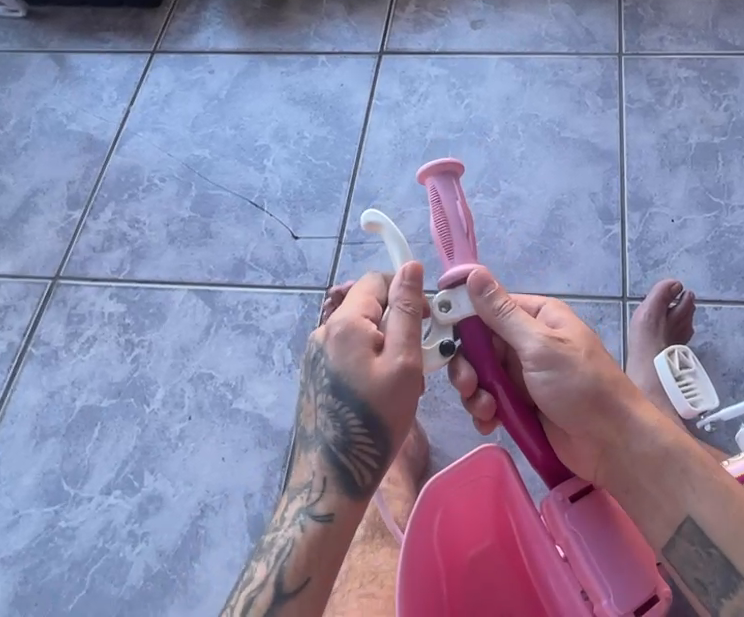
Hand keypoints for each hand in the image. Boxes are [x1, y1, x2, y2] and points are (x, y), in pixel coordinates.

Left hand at [290, 262, 429, 500]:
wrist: (332, 477)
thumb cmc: (375, 420)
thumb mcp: (404, 362)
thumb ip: (408, 311)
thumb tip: (411, 266)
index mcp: (345, 322)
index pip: (377, 280)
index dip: (406, 293)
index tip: (427, 322)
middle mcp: (324, 331)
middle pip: (370, 305)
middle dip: (399, 323)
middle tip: (419, 358)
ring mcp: (316, 355)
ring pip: (363, 330)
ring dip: (388, 345)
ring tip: (404, 382)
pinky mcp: (316, 375)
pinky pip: (351, 351)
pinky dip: (373, 361)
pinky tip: (384, 392)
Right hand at [447, 267, 649, 481]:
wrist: (612, 443)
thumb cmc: (581, 385)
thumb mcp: (540, 346)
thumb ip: (502, 314)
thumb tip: (474, 273)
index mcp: (538, 317)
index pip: (490, 308)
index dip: (464, 320)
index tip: (441, 334)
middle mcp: (529, 342)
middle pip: (481, 345)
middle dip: (469, 366)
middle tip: (468, 385)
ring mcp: (526, 375)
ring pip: (482, 376)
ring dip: (477, 393)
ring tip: (487, 410)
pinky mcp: (523, 406)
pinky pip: (491, 402)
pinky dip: (485, 412)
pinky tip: (490, 424)